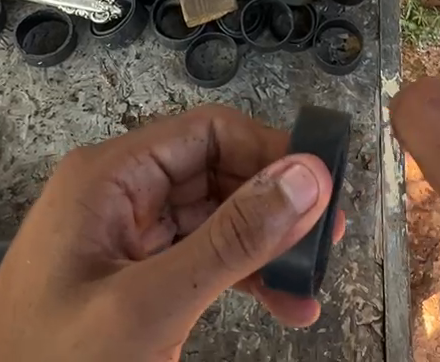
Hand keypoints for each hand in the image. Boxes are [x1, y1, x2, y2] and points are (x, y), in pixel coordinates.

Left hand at [0, 104, 337, 361]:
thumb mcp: (148, 307)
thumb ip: (232, 239)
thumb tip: (309, 176)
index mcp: (110, 176)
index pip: (207, 133)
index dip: (269, 151)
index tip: (323, 187)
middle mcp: (121, 194)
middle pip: (218, 173)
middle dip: (274, 205)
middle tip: (329, 239)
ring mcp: (129, 241)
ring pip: (217, 218)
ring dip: (266, 248)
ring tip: (314, 282)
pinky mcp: (137, 283)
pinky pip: (203, 261)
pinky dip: (244, 278)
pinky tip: (284, 305)